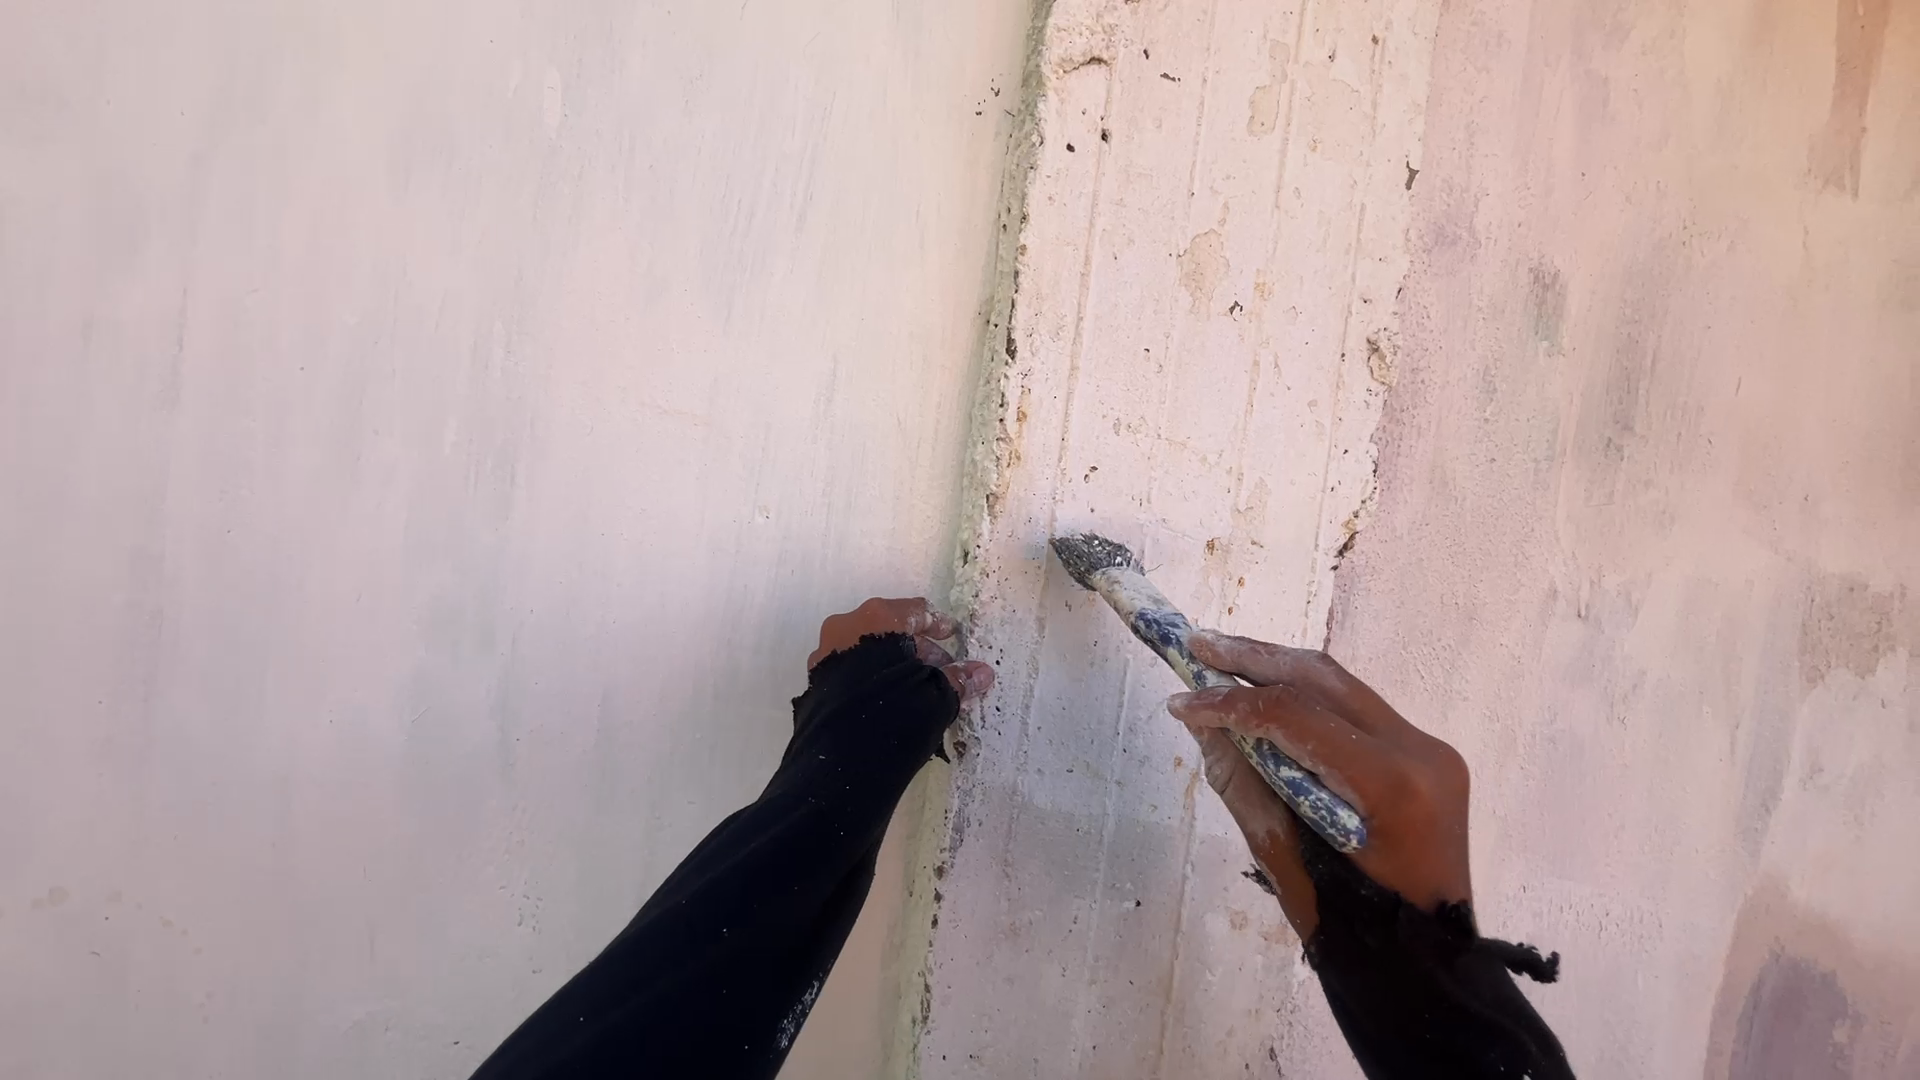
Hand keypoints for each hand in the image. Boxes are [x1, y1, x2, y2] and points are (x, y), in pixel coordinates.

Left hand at [809, 597, 993, 703]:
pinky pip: (851, 671)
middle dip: (919, 650)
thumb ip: (957, 679)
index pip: (915, 611)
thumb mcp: (936, 694)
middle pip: (891, 631)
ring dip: (895, 666)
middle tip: (941, 671)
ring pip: (868, 651)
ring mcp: (825, 655)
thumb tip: (982, 674)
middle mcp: (846, 626)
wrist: (841, 755)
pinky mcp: (815, 683)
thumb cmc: (895, 709)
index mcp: (877, 617)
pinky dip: (873, 679)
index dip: (938, 625)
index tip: (952, 637)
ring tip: (918, 691)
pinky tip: (890, 702)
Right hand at [1167, 631, 1470, 937]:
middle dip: (1252, 658)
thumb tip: (1199, 719)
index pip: (1294, 715)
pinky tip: (1264, 685)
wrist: (1426, 964)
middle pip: (1320, 679)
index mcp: (1390, 783)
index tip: (1179, 701)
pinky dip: (1302, 692)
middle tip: (1198, 643)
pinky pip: (1351, 707)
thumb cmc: (1350, 924)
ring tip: (1221, 652)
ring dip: (1275, 665)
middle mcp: (1418, 750)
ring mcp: (1426, 747)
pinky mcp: (1421, 752)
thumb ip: (1238, 777)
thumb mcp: (1280, 854)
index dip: (1228, 702)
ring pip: (1338, 683)